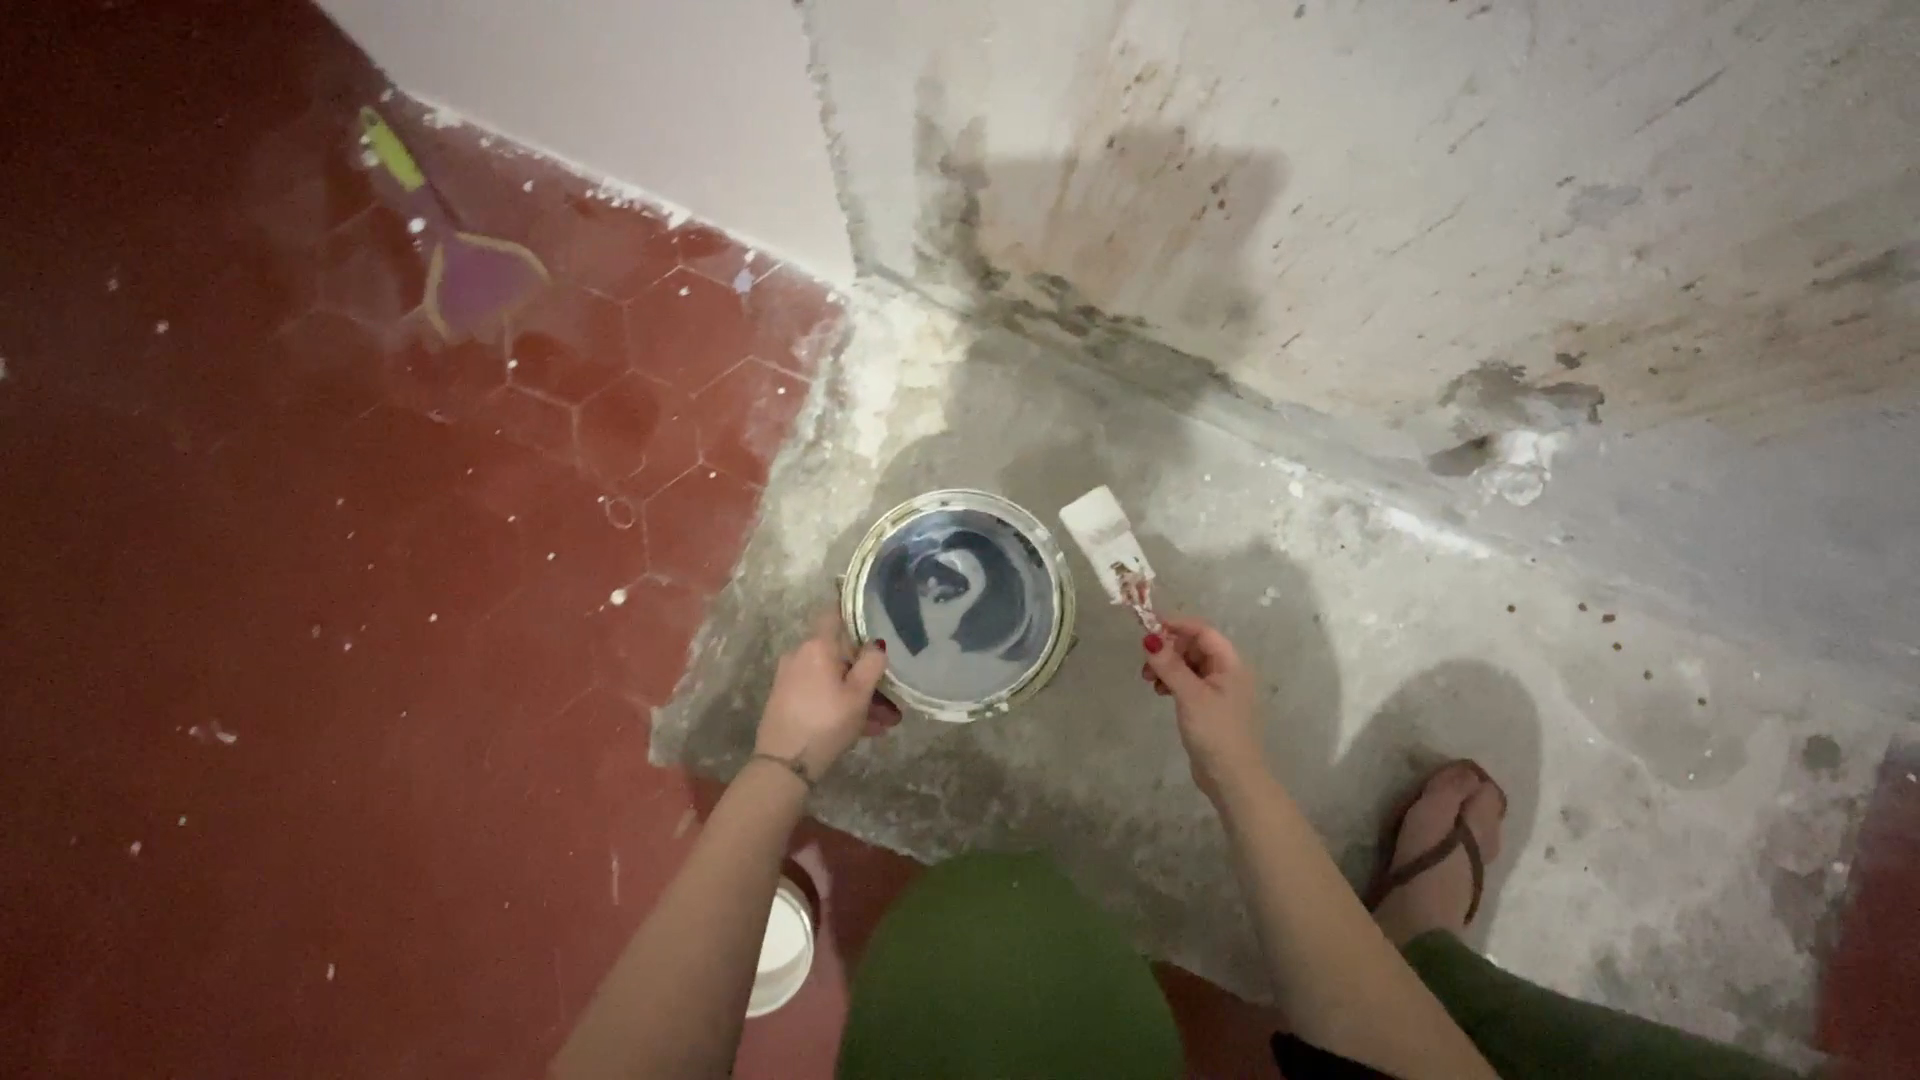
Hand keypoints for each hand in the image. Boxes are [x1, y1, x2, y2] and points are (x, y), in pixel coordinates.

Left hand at [755, 611, 893, 781]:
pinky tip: (867, 729)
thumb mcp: (858, 695)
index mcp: (817, 646)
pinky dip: (842, 705)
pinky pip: (822, 695)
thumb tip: (876, 644)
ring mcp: (791, 679)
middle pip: (840, 655)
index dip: (853, 611)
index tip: (873, 615)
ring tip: (885, 722)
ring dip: (860, 696)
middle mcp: (800, 655)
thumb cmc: (826, 722)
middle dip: (867, 674)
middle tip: (892, 697)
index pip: (834, 613)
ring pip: (834, 680)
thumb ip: (872, 664)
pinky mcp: (787, 700)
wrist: (784, 764)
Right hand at [1141, 616, 1266, 801]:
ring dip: (1168, 666)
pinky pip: (1189, 682)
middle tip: (1146, 663)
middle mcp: (1227, 672)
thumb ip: (1170, 665)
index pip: (1203, 631)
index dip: (1177, 625)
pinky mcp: (1209, 706)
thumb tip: (1150, 638)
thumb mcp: (1190, 694)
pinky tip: (1161, 692)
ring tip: (1150, 681)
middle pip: (1195, 646)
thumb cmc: (1215, 731)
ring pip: (1189, 665)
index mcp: (1230, 664)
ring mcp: (1219, 690)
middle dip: (1169, 649)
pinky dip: (1173, 682)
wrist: (1232, 777)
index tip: (1149, 626)